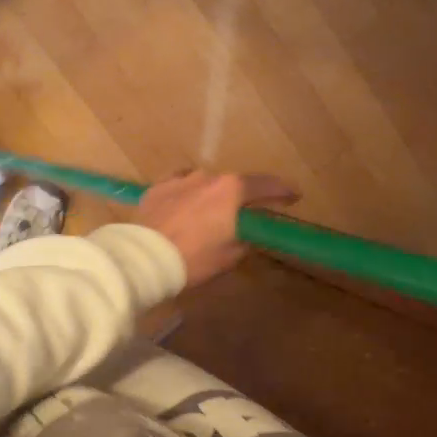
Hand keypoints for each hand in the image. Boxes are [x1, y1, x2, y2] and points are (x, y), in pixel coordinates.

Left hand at [134, 170, 295, 286]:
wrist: (143, 257)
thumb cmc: (193, 259)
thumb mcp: (230, 256)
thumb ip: (243, 238)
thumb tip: (242, 233)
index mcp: (232, 190)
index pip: (266, 185)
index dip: (283, 191)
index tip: (293, 197)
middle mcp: (207, 177)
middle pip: (232, 184)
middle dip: (239, 198)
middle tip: (242, 214)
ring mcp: (179, 179)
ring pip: (203, 184)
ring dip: (210, 197)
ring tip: (206, 216)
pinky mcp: (156, 188)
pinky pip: (179, 188)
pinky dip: (186, 196)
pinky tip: (183, 209)